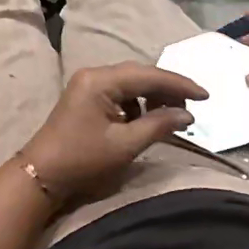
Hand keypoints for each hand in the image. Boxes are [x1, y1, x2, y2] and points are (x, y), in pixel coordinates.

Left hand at [17, 63, 207, 208]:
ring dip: (152, 97)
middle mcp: (93, 75)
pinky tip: (146, 121)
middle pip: (139, 75)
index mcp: (100, 81)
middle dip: (167, 90)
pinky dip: (136, 104)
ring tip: (171, 117)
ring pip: (129, 84)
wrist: (42, 174)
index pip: (148, 75)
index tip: (206, 96)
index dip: (179, 85)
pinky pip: (118, 93)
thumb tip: (187, 115)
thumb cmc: (82, 159)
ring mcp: (86, 86)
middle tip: (190, 109)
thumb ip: (158, 125)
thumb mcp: (125, 145)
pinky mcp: (84, 98)